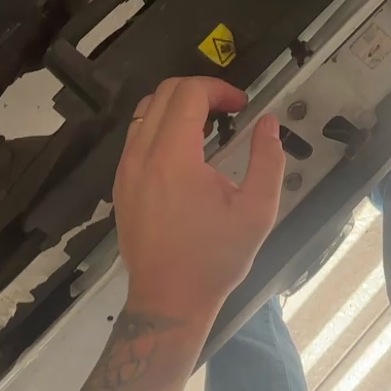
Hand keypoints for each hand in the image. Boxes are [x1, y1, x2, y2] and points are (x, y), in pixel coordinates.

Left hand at [112, 77, 286, 323]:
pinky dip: (162, 124)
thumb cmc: (214, 258)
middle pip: (164, 93)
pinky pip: (137, 134)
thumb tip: (268, 123)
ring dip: (179, 105)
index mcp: (173, 159)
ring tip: (209, 124)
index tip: (243, 106)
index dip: (220, 89)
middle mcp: (141, 157)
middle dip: (201, 90)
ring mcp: (125, 170)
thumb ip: (268, 160)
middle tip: (229, 110)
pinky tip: (187, 149)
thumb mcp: (257, 210)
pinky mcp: (121, 184)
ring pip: (145, 110)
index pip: (189, 94)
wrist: (169, 302)